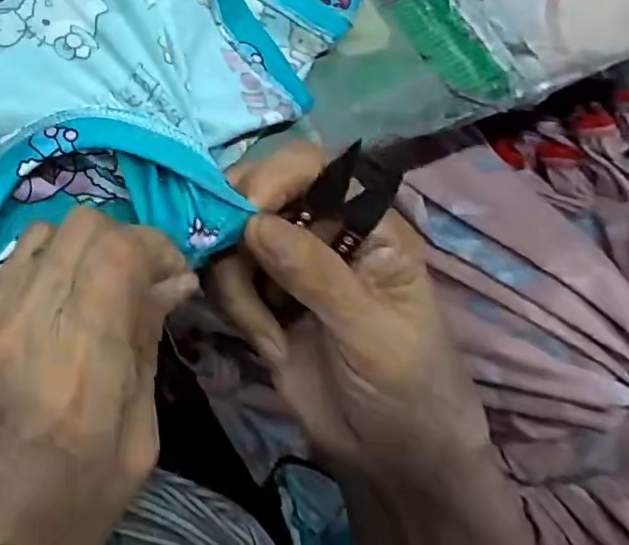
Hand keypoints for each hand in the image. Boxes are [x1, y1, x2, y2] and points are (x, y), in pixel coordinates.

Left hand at [0, 207, 199, 544]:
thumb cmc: (68, 495)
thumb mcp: (136, 442)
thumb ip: (147, 347)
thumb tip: (174, 280)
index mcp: (80, 364)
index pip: (116, 254)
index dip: (155, 246)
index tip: (175, 272)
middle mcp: (32, 317)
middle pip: (84, 225)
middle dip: (126, 238)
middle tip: (146, 276)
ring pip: (53, 226)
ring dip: (89, 242)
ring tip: (107, 281)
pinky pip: (24, 248)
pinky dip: (57, 254)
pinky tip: (68, 291)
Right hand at [203, 144, 530, 544]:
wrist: (390, 461)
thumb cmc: (410, 392)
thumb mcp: (375, 335)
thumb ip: (317, 275)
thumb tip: (254, 222)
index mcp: (365, 225)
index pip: (313, 167)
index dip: (274, 176)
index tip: (245, 210)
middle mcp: (318, 228)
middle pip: (255, 190)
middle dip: (236, 227)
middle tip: (232, 265)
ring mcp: (281, 257)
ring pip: (227, 233)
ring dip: (234, 281)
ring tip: (266, 331)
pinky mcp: (253, 287)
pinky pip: (218, 270)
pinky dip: (230, 303)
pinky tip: (263, 341)